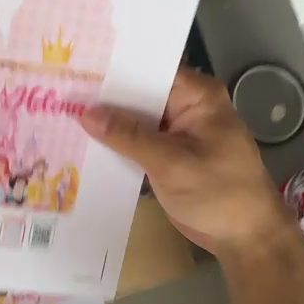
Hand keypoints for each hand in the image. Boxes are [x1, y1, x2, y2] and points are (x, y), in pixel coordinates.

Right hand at [81, 69, 291, 254]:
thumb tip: (85, 113)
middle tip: (58, 91)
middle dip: (105, 97)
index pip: (149, 71)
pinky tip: (84, 145)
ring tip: (61, 114)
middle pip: (140, 95)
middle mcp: (187, 108)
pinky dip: (117, 146)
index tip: (76, 67)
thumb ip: (128, 137)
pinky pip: (138, 143)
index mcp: (197, 97)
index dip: (114, 69)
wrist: (244, 236)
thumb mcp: (170, 163)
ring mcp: (177, 134)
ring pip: (136, 120)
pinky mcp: (169, 157)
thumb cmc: (217, 194)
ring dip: (107, 123)